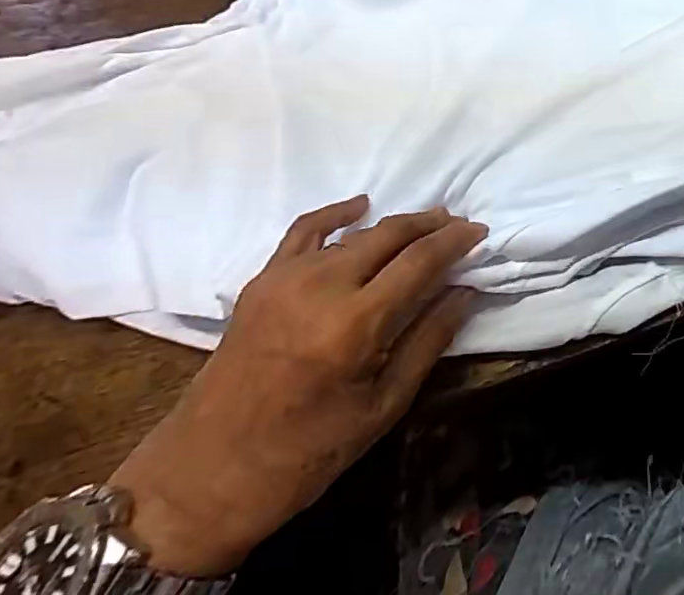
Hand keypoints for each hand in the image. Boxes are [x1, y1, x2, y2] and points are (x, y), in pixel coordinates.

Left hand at [110, 197, 483, 575]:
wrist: (202, 478)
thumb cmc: (305, 453)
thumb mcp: (384, 407)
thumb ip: (429, 340)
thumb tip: (465, 291)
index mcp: (354, 325)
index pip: (421, 260)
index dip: (456, 240)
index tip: (480, 232)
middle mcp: (320, 288)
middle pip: (391, 234)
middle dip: (433, 225)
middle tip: (460, 226)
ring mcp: (285, 280)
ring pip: (357, 231)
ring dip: (397, 224)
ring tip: (426, 225)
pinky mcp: (261, 283)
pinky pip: (304, 230)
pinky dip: (337, 213)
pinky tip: (360, 206)